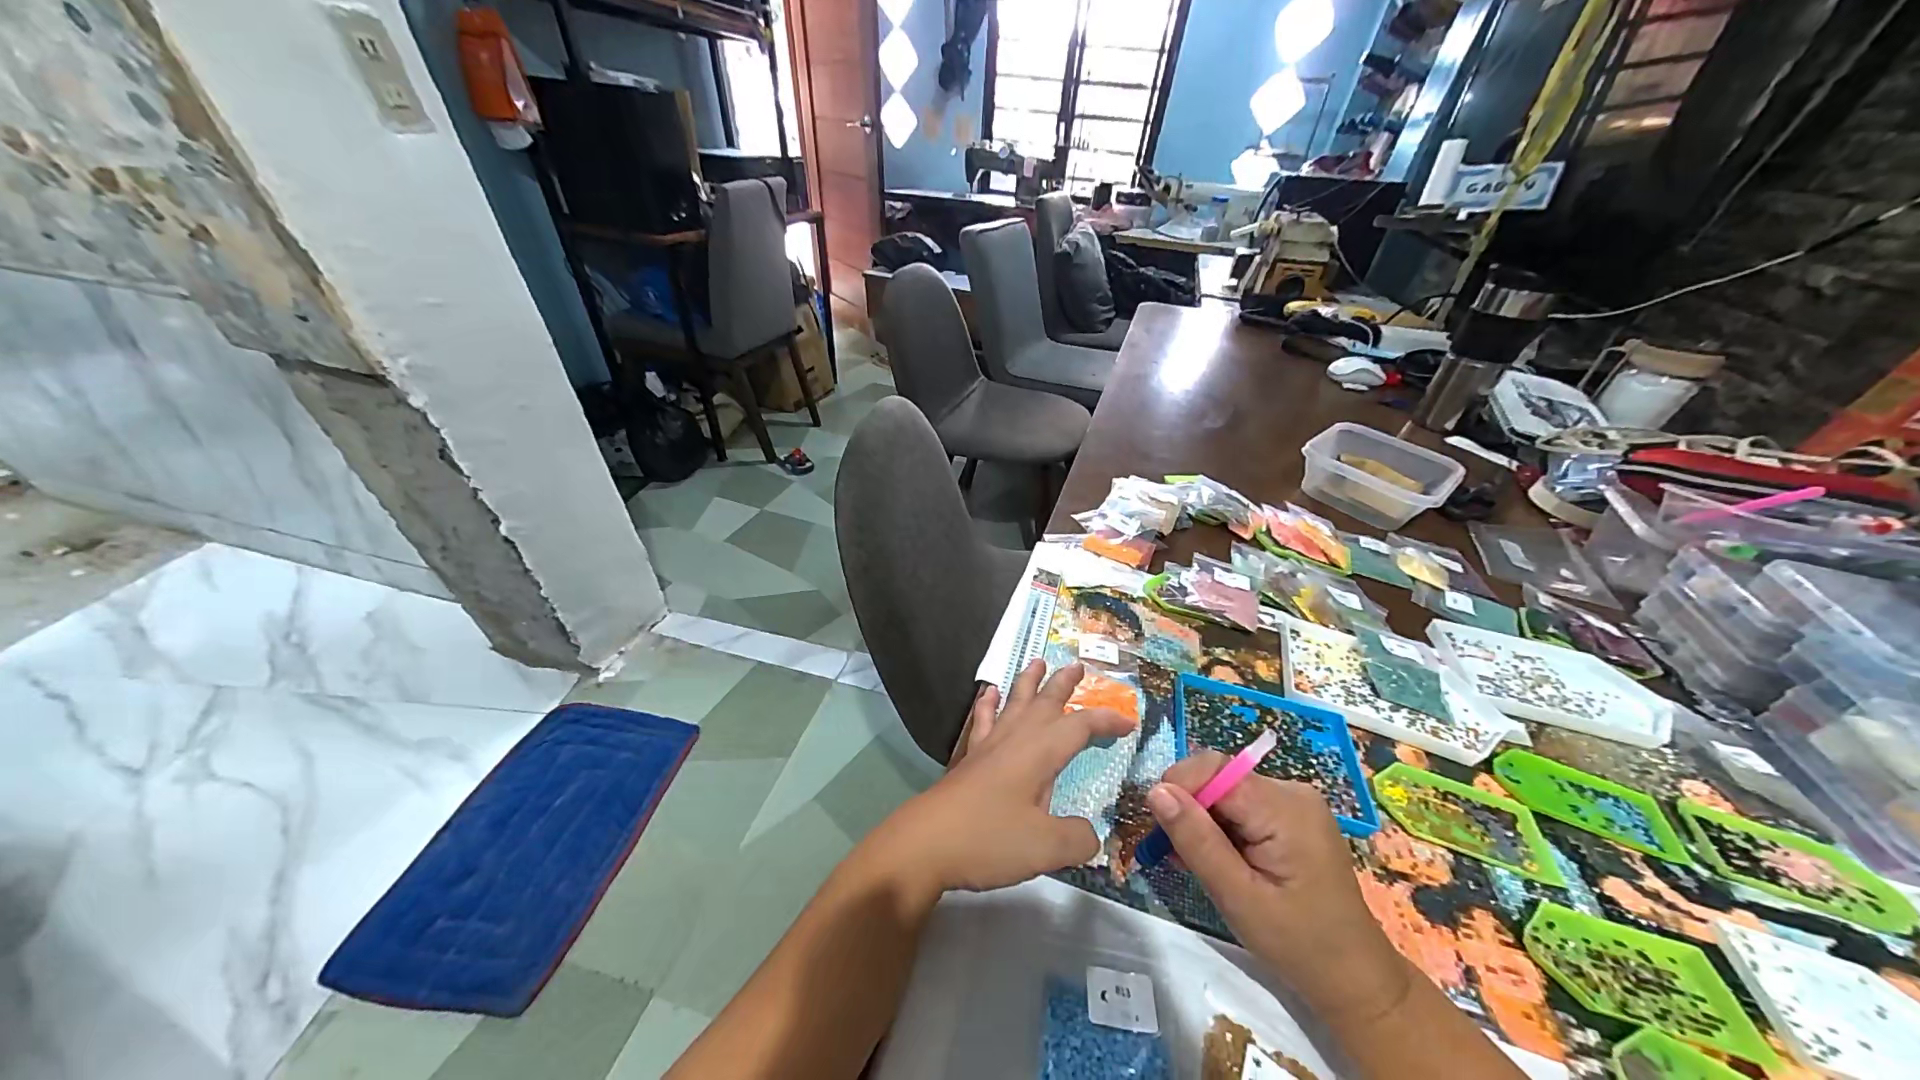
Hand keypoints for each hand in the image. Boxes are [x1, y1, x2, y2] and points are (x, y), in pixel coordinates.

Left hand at [870, 660, 1135, 898]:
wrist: (924, 845)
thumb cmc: (988, 840)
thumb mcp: (1046, 847)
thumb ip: (1077, 838)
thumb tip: (1090, 834)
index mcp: (1039, 753)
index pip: (1079, 726)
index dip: (1105, 721)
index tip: (1128, 723)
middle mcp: (1014, 741)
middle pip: (1044, 703)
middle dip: (1064, 685)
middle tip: (1078, 666)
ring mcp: (988, 749)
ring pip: (1013, 705)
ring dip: (1028, 683)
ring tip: (1036, 662)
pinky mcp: (969, 762)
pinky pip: (982, 722)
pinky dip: (987, 705)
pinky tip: (987, 693)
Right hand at [1146, 753, 1410, 1021]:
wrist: (1354, 977)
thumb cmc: (1297, 943)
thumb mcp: (1237, 895)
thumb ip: (1196, 839)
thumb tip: (1155, 791)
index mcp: (1285, 807)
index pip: (1214, 768)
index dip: (1177, 787)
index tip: (1158, 828)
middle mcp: (1291, 791)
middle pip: (1218, 777)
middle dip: (1188, 808)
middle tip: (1173, 853)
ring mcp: (1294, 802)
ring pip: (1225, 791)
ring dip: (1201, 820)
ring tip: (1194, 862)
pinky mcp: (1291, 816)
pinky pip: (1241, 805)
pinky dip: (1220, 827)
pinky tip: (1218, 860)